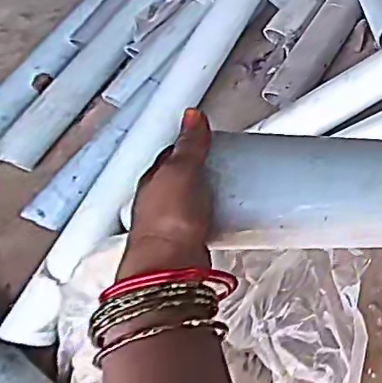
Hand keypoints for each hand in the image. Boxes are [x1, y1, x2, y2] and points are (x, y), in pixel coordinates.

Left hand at [120, 109, 213, 276]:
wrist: (170, 266)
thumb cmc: (167, 221)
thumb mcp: (182, 171)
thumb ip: (190, 144)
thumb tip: (192, 116)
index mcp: (153, 179)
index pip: (172, 152)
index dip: (190, 142)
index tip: (207, 136)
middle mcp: (159, 201)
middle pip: (181, 176)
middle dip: (200, 168)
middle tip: (223, 160)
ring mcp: (173, 222)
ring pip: (191, 199)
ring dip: (207, 192)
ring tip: (228, 186)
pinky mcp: (189, 240)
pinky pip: (204, 220)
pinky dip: (214, 213)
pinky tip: (227, 214)